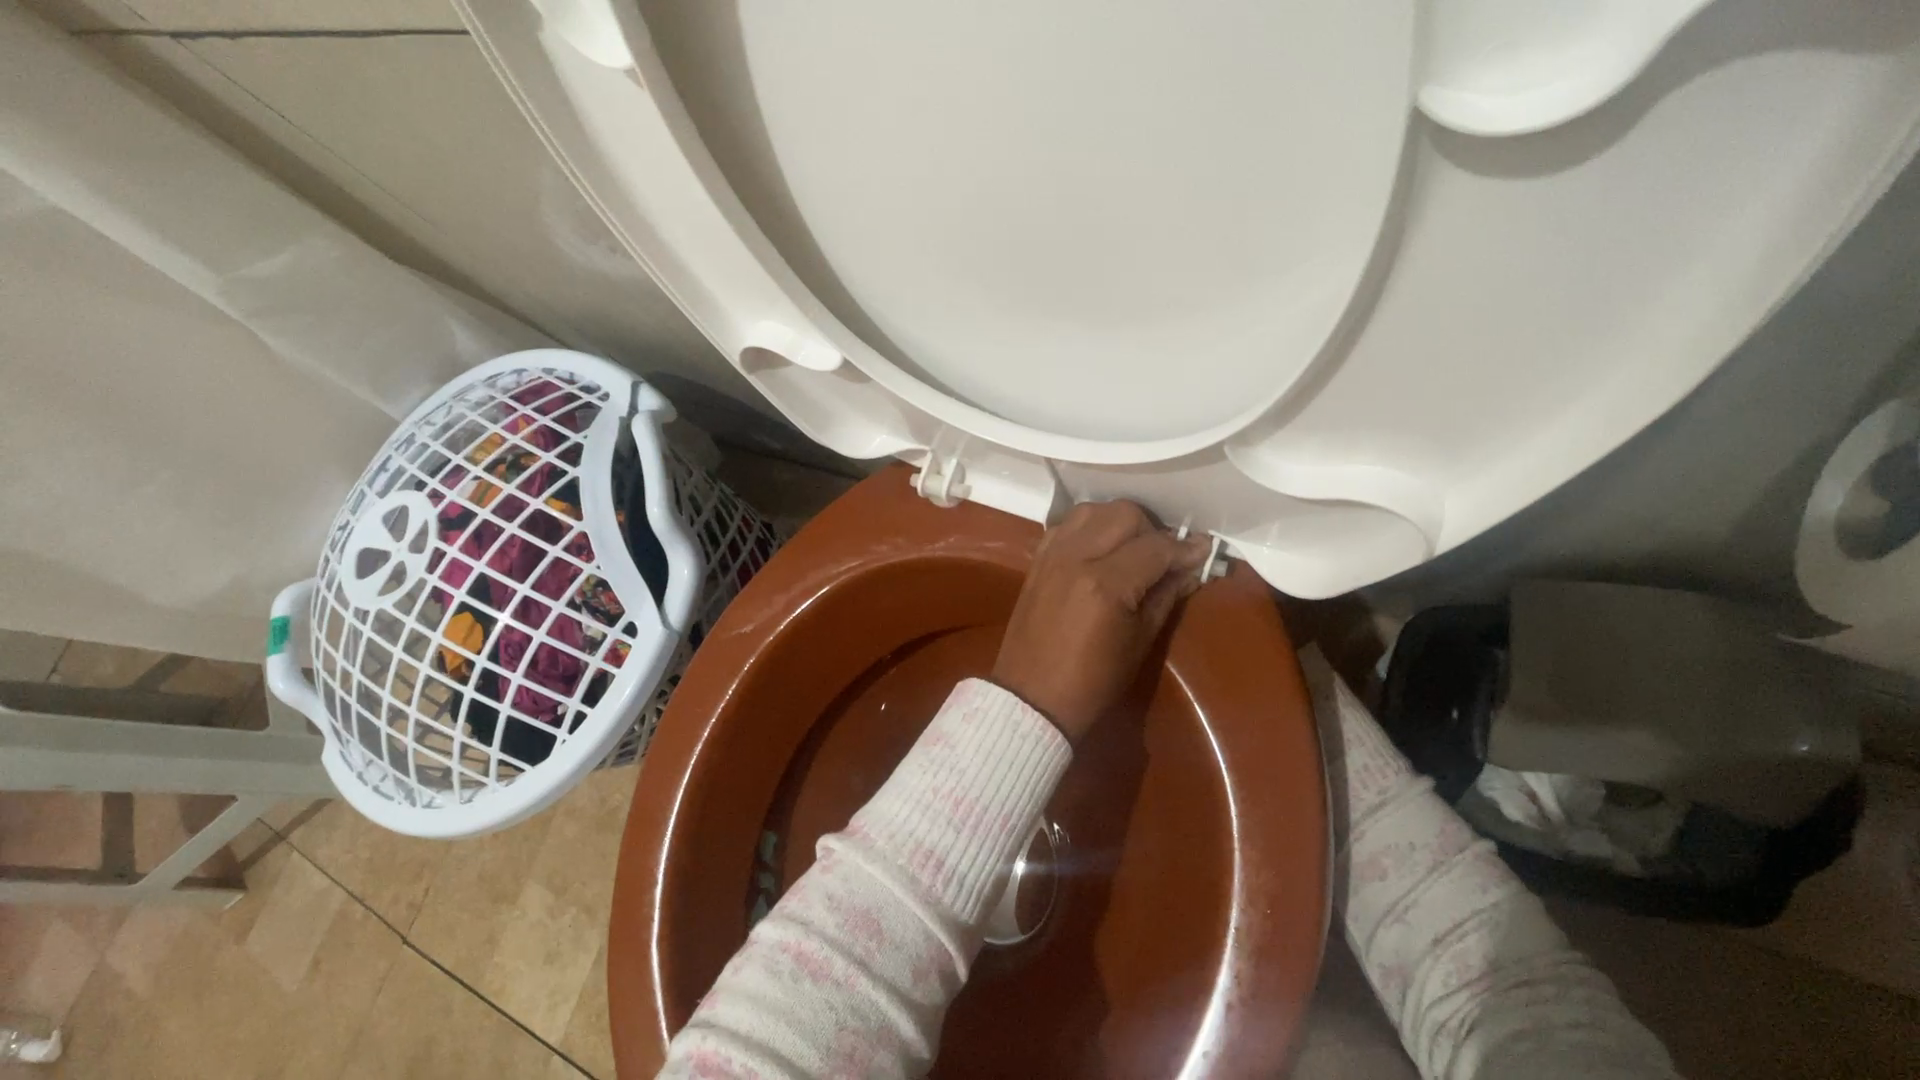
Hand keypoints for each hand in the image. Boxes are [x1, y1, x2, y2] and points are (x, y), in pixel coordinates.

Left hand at [991, 501, 1209, 741]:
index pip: (1155, 547)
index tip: (1203, 550)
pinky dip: (1088, 528)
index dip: (1185, 548)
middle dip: (1152, 529)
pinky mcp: (1037, 560)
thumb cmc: (1093, 680)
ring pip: (1093, 511)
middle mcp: (1076, 558)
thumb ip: (1166, 596)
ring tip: (1131, 549)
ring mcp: (1052, 556)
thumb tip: (1191, 567)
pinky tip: (1099, 550)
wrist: (1033, 698)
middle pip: (1124, 514)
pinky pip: (1066, 525)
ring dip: (1118, 522)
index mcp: (1106, 584)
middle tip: (1164, 555)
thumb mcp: (1140, 641)